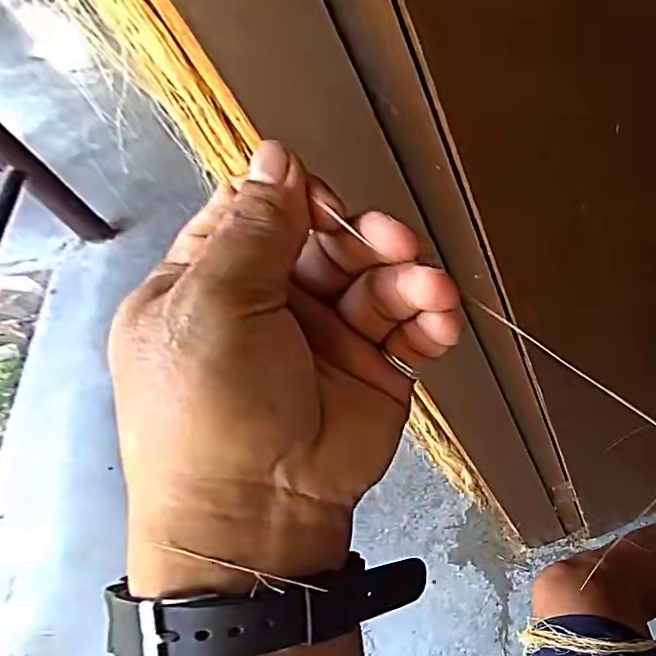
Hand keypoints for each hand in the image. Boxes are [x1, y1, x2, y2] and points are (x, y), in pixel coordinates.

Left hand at [110, 141, 460, 595]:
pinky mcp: (384, 372)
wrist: (265, 498)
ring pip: (384, 290)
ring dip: (413, 285)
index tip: (330, 203)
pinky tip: (443, 323)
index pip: (268, 216)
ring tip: (434, 293)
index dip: (303, 201)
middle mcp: (283, 302)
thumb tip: (276, 157)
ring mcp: (337, 339)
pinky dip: (434, 325)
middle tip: (399, 244)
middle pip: (337, 248)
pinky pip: (415, 335)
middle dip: (371, 241)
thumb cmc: (213, 403)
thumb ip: (255, 233)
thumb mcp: (214, 304)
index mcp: (221, 276)